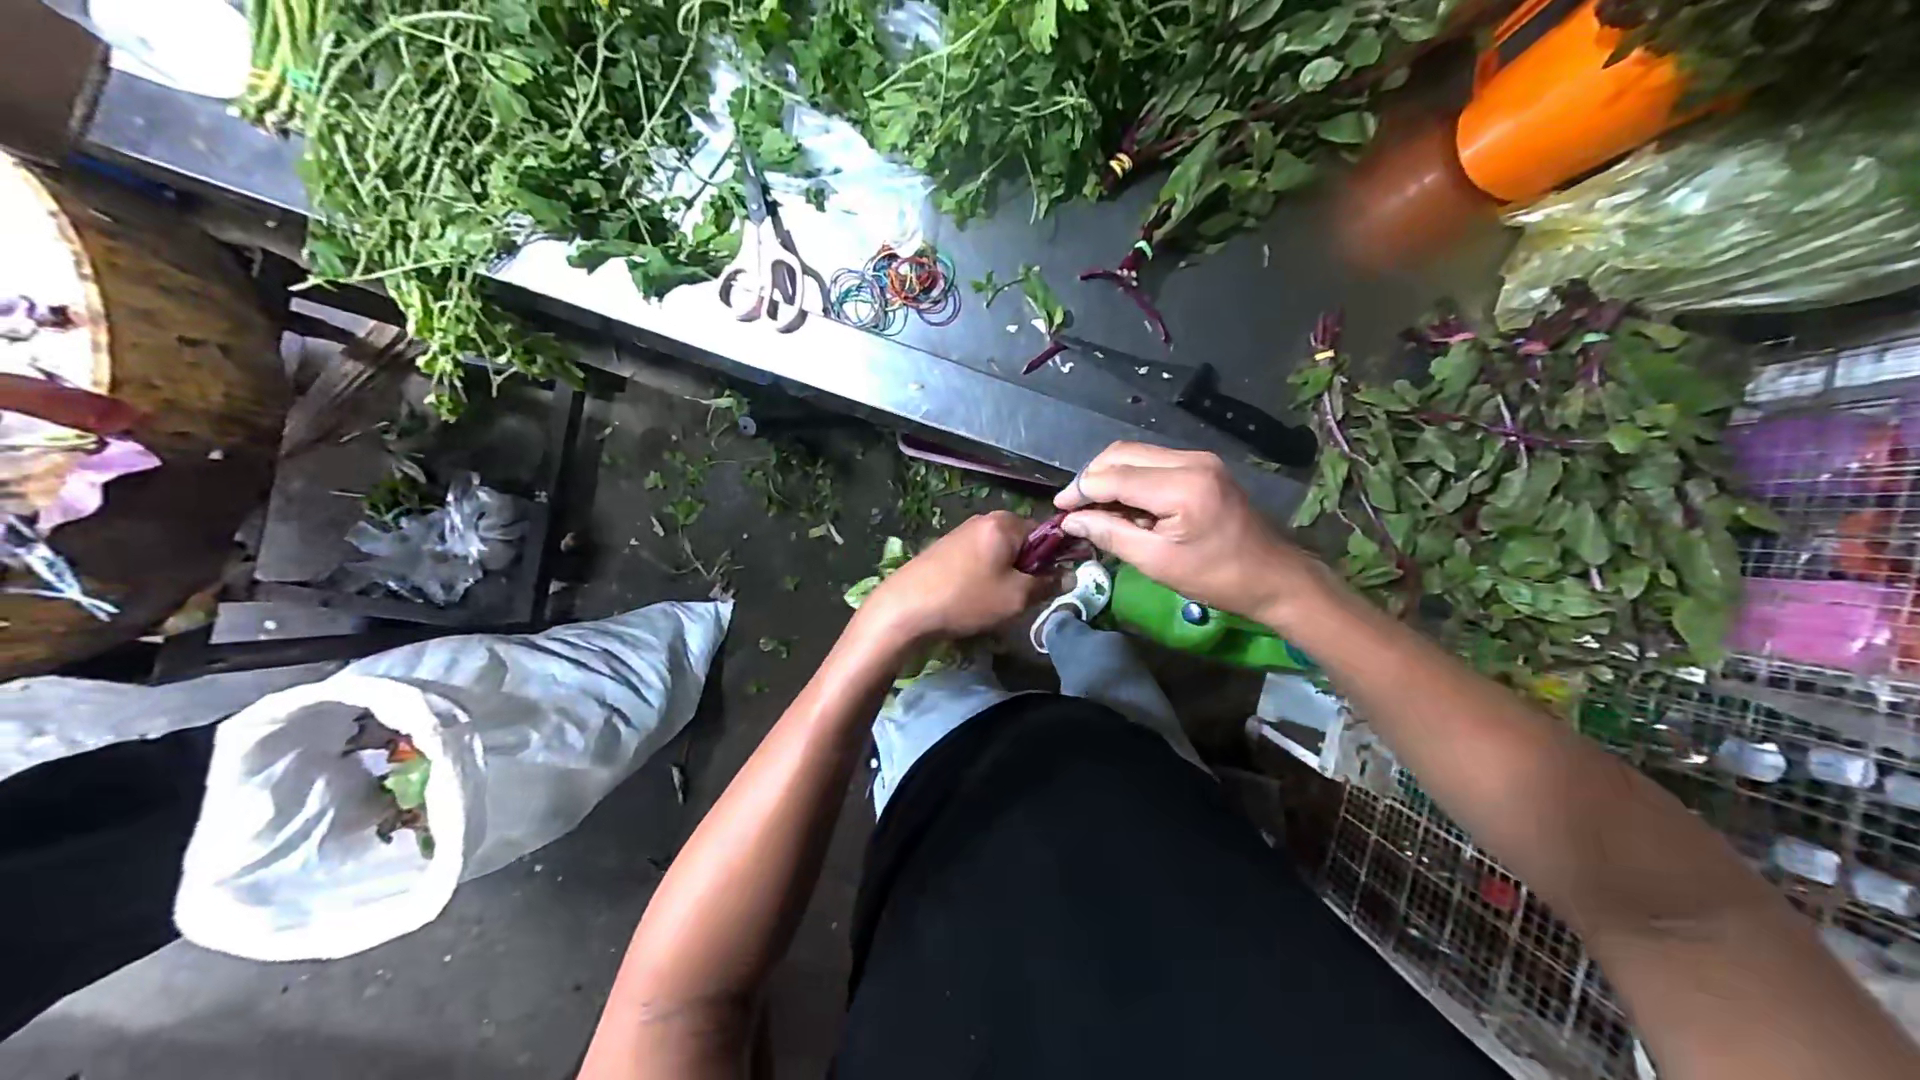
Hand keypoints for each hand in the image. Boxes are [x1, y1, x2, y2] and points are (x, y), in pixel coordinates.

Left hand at [856, 512, 1058, 642]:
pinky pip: (981, 559)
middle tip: (1023, 598)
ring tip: (996, 602)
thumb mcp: (1017, 597)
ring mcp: (963, 532)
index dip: (1058, 558)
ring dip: (1007, 575)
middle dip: (1029, 568)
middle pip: (1023, 542)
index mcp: (1005, 522)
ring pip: (1002, 553)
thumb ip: (1048, 583)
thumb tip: (1070, 575)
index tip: (1056, 583)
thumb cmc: (967, 598)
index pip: (1048, 532)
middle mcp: (984, 519)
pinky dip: (986, 577)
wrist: (905, 609)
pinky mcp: (947, 548)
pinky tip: (975, 599)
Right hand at [1054, 442, 1337, 629]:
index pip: (1113, 476)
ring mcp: (1199, 459)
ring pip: (1135, 454)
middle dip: (1091, 478)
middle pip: (1121, 454)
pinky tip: (1124, 505)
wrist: (1274, 576)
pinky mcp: (1202, 466)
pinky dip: (1130, 478)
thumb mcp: (1157, 563)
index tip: (1058, 510)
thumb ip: (1111, 534)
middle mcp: (1190, 461)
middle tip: (1073, 508)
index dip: (1080, 490)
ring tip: (1095, 509)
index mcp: (1181, 486)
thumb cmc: (1217, 577)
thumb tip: (1071, 520)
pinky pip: (1153, 462)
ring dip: (1109, 476)